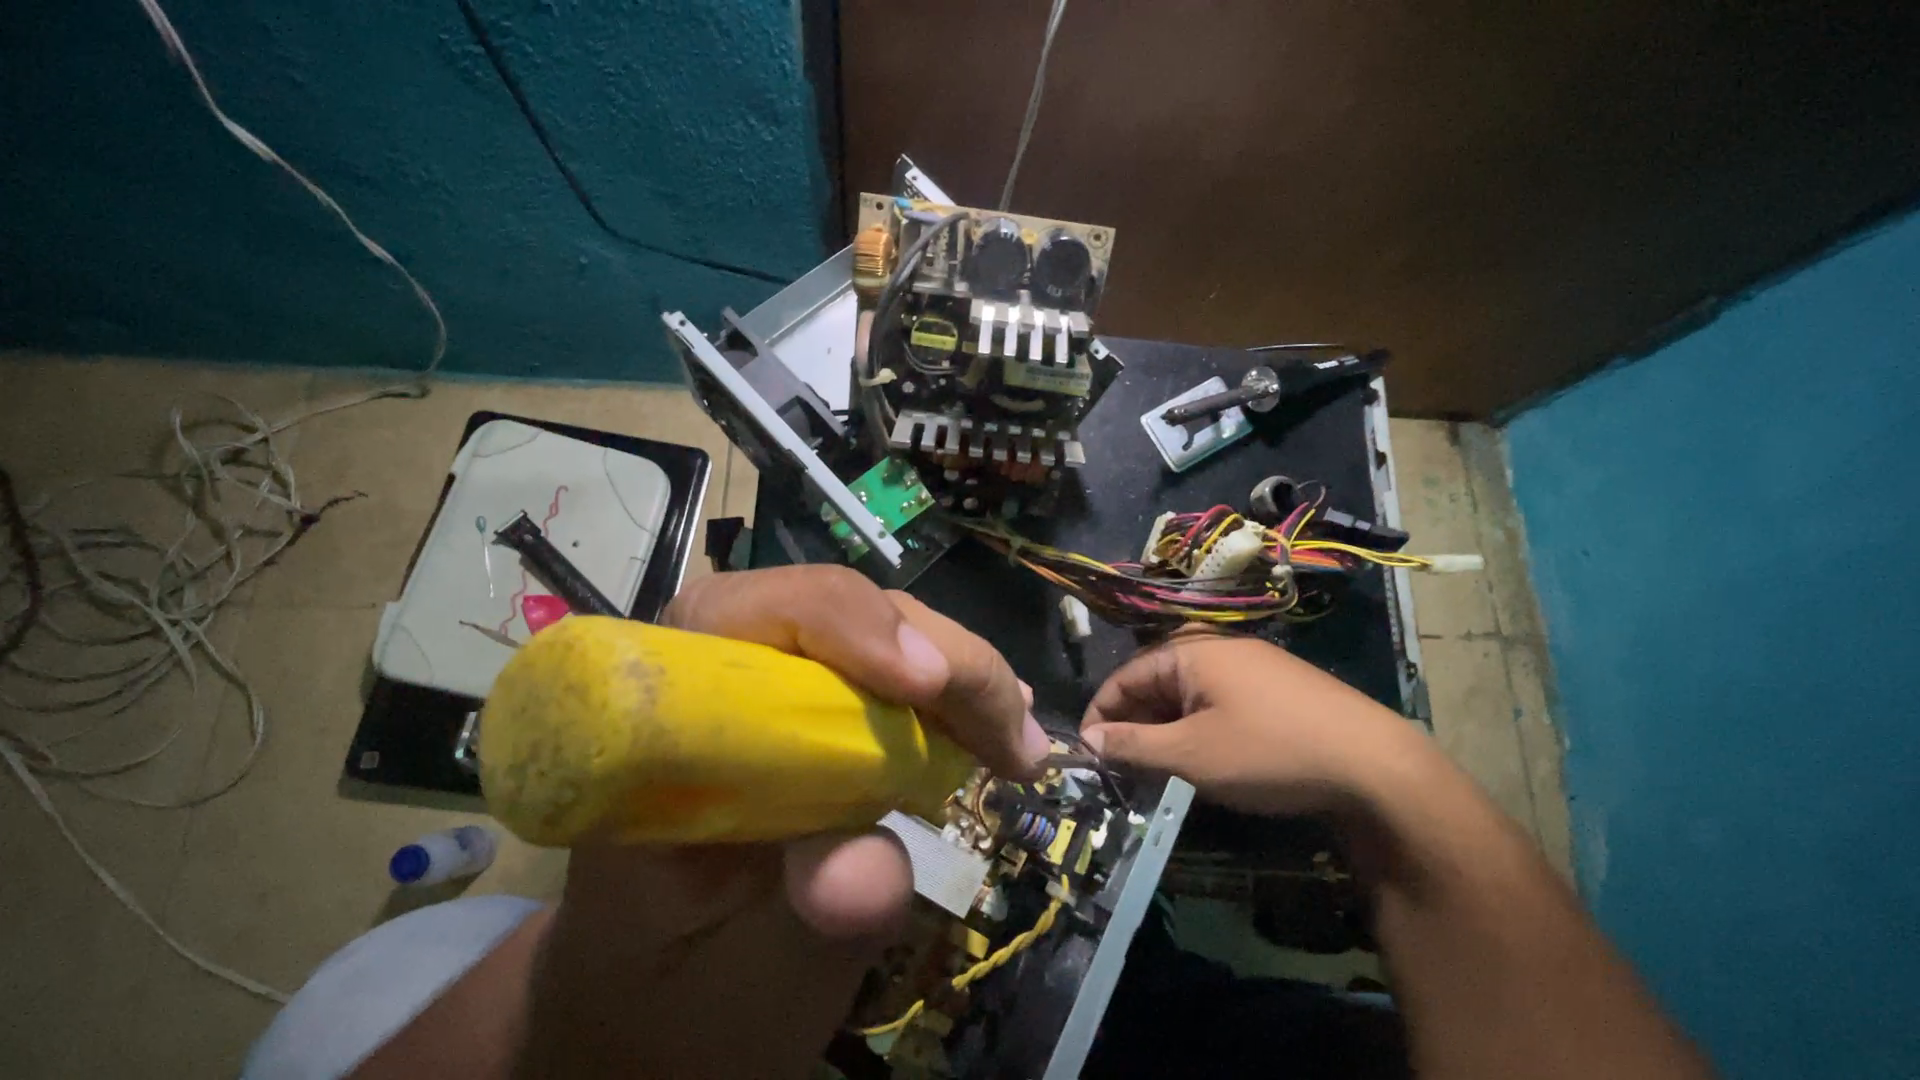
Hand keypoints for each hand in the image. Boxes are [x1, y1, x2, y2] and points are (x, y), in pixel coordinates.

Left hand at [523, 566, 1045, 1077]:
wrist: (662, 1014)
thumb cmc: (679, 998)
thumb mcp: (738, 977)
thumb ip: (804, 919)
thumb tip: (872, 874)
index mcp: (651, 727)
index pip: (731, 617)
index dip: (833, 623)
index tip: (920, 681)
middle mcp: (710, 685)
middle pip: (828, 616)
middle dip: (934, 658)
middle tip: (1015, 737)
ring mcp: (767, 695)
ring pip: (874, 639)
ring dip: (959, 682)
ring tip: (1021, 744)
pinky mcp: (814, 718)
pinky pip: (891, 685)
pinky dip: (953, 707)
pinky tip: (996, 732)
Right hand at [1080, 629, 1426, 818]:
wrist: (1375, 765)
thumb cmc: (1268, 752)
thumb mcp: (1189, 755)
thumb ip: (1133, 746)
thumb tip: (1086, 740)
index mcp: (1191, 651)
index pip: (1125, 676)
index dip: (1100, 715)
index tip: (1086, 754)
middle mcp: (1219, 647)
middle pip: (1156, 681)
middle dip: (1133, 723)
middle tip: (1121, 769)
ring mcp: (1253, 666)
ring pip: (1188, 694)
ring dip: (1165, 729)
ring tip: (1157, 771)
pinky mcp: (1279, 689)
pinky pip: (1219, 701)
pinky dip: (1198, 727)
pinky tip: (1204, 760)